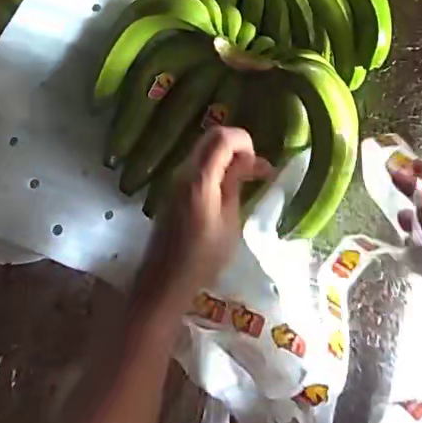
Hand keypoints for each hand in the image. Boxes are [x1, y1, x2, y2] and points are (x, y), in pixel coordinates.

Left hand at [131, 127, 271, 317]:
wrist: (162, 285)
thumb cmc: (202, 260)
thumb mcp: (229, 222)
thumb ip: (236, 184)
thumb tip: (252, 160)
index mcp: (200, 179)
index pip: (223, 138)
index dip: (246, 142)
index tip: (259, 166)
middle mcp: (184, 172)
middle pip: (212, 137)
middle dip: (238, 145)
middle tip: (254, 168)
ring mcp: (176, 180)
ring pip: (205, 149)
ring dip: (227, 155)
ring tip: (246, 179)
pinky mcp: (174, 190)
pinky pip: (198, 164)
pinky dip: (216, 166)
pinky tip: (227, 189)